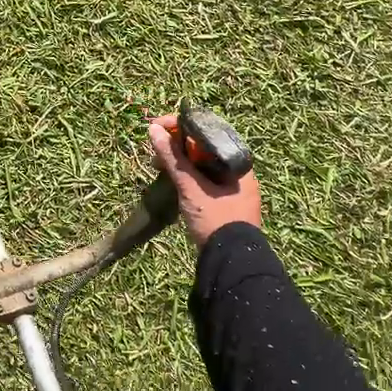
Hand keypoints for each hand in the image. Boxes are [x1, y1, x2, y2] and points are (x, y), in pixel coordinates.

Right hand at [148, 113, 262, 247]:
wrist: (233, 264)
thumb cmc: (216, 221)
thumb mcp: (191, 187)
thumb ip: (173, 158)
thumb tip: (153, 129)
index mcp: (238, 164)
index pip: (207, 132)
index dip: (180, 125)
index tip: (158, 126)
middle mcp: (238, 172)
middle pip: (203, 146)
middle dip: (176, 144)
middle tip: (155, 147)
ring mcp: (232, 188)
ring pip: (201, 163)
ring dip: (178, 160)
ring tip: (157, 165)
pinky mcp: (223, 201)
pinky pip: (202, 177)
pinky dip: (185, 175)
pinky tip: (169, 178)